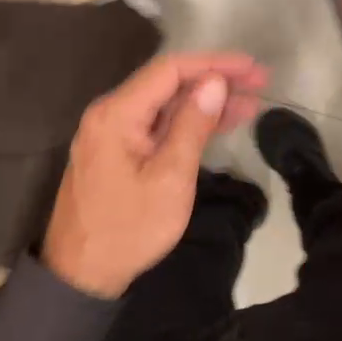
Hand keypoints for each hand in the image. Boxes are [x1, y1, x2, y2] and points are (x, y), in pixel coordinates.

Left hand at [42, 53, 267, 297]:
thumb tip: (214, 83)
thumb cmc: (128, 229)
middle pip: (169, 83)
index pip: (170, 70)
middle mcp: (110, 114)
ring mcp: (112, 133)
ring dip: (207, 102)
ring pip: (166, 104)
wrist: (81, 277)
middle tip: (260, 83)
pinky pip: (158, 124)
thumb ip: (192, 125)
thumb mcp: (170, 178)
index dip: (214, 63)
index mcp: (117, 114)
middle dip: (216, 80)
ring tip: (251, 104)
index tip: (251, 67)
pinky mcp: (118, 152)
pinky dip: (189, 122)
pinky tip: (220, 123)